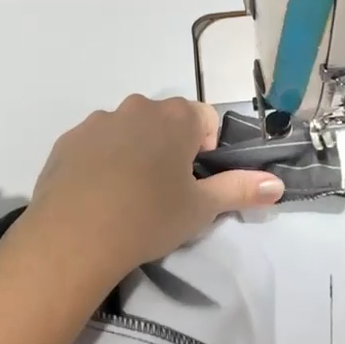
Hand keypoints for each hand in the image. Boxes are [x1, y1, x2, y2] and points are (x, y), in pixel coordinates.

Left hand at [15, 95, 282, 292]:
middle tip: (164, 191)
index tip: (193, 182)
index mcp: (175, 117)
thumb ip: (240, 189)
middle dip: (169, 148)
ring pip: (128, 131)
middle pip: (165, 121)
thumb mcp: (201, 208)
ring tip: (128, 196)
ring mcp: (98, 121)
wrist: (74, 236)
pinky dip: (102, 162)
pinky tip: (98, 196)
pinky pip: (95, 145)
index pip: (205, 119)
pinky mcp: (67, 140)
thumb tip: (277, 184)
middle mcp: (137, 107)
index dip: (206, 150)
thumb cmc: (149, 217)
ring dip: (135, 152)